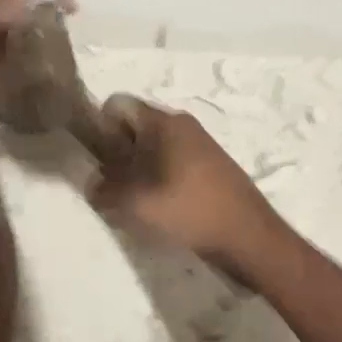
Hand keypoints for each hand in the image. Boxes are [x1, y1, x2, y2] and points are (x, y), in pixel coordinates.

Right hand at [90, 95, 284, 260]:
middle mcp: (181, 122)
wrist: (249, 237)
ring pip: (153, 144)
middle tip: (113, 184)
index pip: (117, 104)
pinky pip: (172, 158)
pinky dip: (159, 175)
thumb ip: (104, 191)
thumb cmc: (190, 210)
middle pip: (134, 125)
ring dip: (138, 167)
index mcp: (163, 121)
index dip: (99, 127)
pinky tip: (162, 206)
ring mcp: (199, 142)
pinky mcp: (210, 163)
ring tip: (137, 200)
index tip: (99, 159)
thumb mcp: (137, 204)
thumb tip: (91, 186)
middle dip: (117, 150)